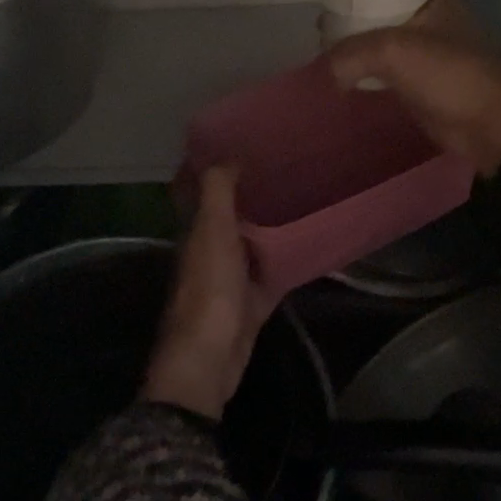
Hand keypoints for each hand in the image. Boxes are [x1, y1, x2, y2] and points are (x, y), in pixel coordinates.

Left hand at [140, 166, 276, 419]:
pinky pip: (268, 275)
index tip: (240, 143)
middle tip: (279, 166)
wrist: (210, 358)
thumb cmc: (209, 288)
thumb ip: (217, 192)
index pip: (200, 190)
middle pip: (228, 215)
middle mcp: (209, 250)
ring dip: (265, 226)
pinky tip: (305, 249)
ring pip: (249, 244)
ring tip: (297, 199)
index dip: (213, 168)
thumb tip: (227, 155)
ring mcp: (229, 279)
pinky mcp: (250, 303)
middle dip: (246, 194)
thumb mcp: (212, 231)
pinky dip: (282, 263)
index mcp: (195, 230)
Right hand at [326, 0, 500, 176]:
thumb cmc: (448, 74)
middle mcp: (428, 16)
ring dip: (355, 49)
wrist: (490, 127)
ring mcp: (425, 50)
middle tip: (317, 28)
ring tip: (323, 52)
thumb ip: (351, 53)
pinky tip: (340, 77)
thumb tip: (329, 72)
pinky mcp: (420, 80)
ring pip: (379, 42)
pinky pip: (383, 70)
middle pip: (378, 12)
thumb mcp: (394, 52)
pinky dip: (364, 73)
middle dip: (349, 20)